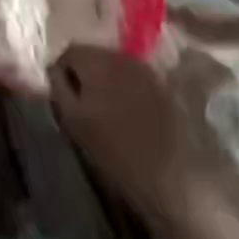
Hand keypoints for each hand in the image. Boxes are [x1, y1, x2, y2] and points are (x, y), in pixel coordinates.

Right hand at [50, 46, 191, 217]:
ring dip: (111, 83)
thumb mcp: (76, 126)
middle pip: (96, 54)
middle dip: (87, 75)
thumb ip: (60, 90)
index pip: (70, 51)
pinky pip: (140, 79)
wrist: (183, 187)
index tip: (64, 98)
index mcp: (98, 63)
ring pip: (119, 66)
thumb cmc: (121, 160)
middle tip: (86, 107)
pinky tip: (136, 118)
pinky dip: (133, 91)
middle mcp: (126, 57)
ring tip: (111, 114)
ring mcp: (151, 70)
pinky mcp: (173, 86)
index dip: (63, 73)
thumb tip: (54, 71)